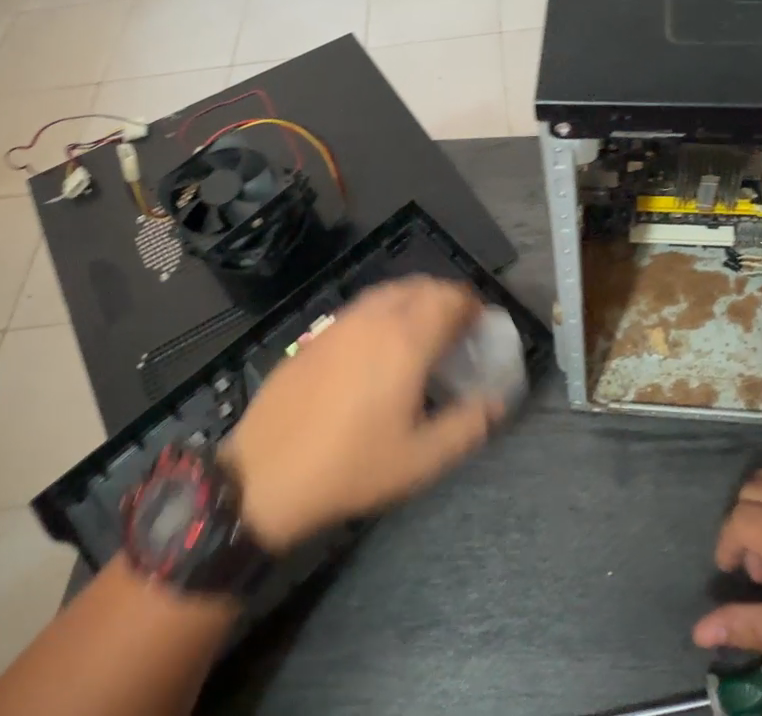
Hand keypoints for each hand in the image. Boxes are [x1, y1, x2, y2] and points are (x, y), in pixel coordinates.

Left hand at [220, 277, 502, 552]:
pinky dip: (382, 314)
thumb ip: (467, 425)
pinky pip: (360, 309)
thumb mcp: (421, 460)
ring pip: (387, 293)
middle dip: (446, 300)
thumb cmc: (351, 467)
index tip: (482, 329)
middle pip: (420, 287)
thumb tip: (497, 402)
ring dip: (413, 303)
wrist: (264, 475)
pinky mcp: (313, 337)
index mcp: (406, 341)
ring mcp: (338, 324)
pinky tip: (378, 350)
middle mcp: (373, 320)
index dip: (473, 306)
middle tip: (457, 332)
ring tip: (422, 337)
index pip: (451, 298)